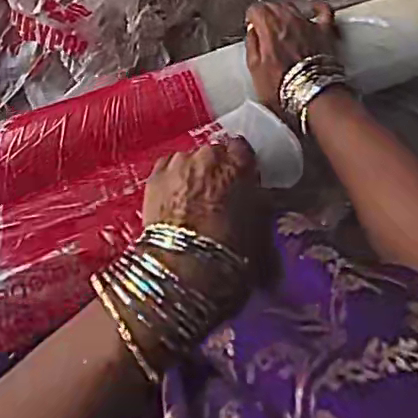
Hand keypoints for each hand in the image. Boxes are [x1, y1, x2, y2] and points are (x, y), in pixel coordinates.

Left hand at [141, 138, 258, 255]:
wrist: (185, 268)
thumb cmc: (230, 252)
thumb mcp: (263, 231)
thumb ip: (264, 207)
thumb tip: (263, 206)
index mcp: (239, 164)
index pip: (242, 150)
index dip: (241, 166)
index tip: (241, 181)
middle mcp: (208, 156)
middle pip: (213, 155)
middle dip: (216, 171)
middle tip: (218, 197)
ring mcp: (178, 163)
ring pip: (188, 161)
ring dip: (192, 176)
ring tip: (192, 203)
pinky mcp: (154, 177)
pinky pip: (167, 170)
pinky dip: (172, 182)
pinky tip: (174, 202)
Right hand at [244, 0, 338, 113]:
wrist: (313, 95)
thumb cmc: (283, 86)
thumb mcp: (255, 69)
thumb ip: (252, 46)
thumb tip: (252, 33)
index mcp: (269, 29)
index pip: (256, 9)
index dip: (252, 17)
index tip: (252, 25)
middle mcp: (289, 21)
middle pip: (274, 5)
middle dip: (267, 13)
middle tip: (264, 26)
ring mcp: (308, 25)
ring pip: (294, 6)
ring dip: (285, 11)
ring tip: (282, 22)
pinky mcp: (325, 32)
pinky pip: (324, 11)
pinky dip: (318, 8)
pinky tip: (314, 8)